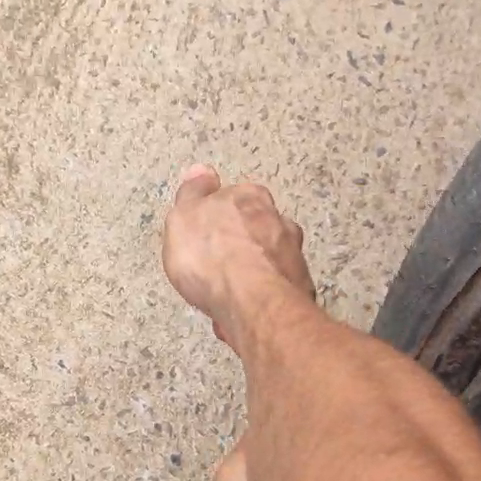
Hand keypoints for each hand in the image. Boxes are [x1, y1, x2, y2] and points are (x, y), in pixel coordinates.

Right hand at [161, 165, 313, 351]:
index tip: (206, 232)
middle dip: (241, 241)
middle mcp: (278, 219)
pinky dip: (261, 295)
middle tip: (219, 262)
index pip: (233, 195)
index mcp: (249, 197)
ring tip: (231, 290)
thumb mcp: (182, 218)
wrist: (251, 300)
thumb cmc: (213, 257)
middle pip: (257, 225)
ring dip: (254, 269)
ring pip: (269, 257)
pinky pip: (274, 287)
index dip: (218, 215)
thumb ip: (192, 194)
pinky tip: (244, 308)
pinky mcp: (297, 287)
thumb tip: (201, 172)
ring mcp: (292, 254)